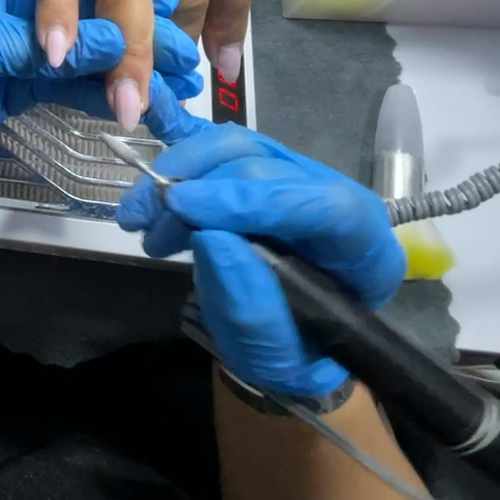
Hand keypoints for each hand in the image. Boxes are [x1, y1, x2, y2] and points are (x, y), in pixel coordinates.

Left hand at [0, 0, 207, 192]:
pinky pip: (73, 87)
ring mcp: (29, 47)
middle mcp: (25, 6)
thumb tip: (112, 42)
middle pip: (93, 15)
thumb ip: (43, 45)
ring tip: (179, 88)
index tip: (173, 4)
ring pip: (89, 55)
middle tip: (186, 59)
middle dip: (139, 36)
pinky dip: (103, 95)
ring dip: (130, 71)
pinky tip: (138, 103)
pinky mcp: (27, 83)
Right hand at [115, 125, 405, 397]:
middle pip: (263, 163)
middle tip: (143, 224)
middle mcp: (330, 198)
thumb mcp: (273, 354)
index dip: (247, 198)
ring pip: (231, 145)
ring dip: (174, 172)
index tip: (181, 206)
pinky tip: (148, 184)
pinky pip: (212, 145)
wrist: (277, 341)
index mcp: (362, 250)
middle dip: (193, 187)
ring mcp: (291, 175)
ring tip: (137, 218)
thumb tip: (209, 237)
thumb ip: (250, 304)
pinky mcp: (251, 167)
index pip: (318, 204)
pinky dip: (174, 156)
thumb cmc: (287, 353)